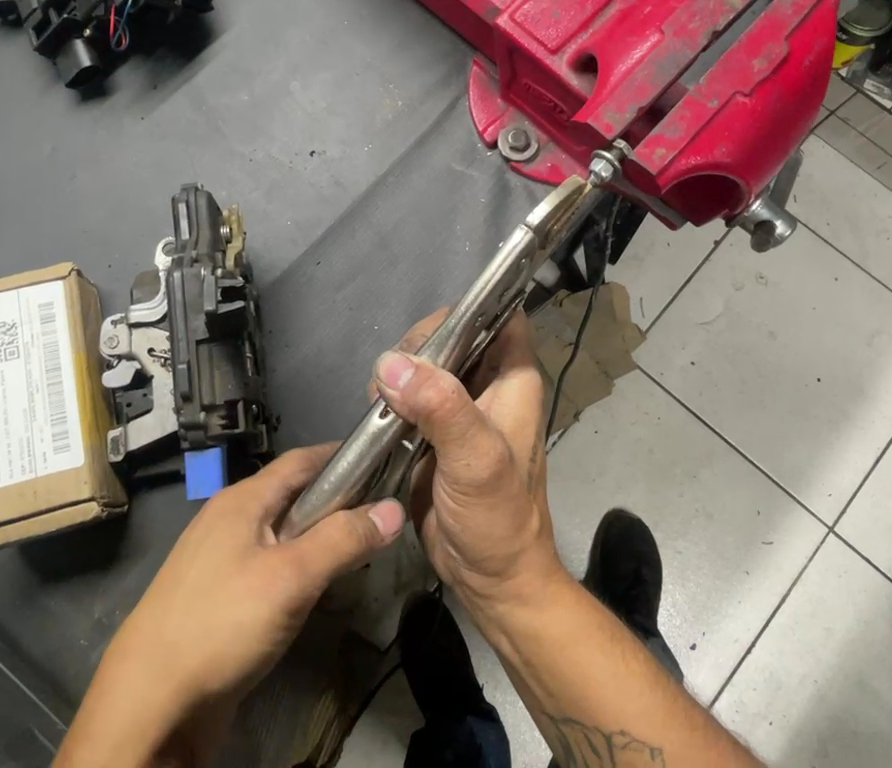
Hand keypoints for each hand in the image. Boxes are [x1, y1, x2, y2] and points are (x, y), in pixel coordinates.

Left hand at [64, 444, 405, 767]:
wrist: (150, 701)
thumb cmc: (222, 624)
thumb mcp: (292, 577)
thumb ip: (343, 540)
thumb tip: (395, 507)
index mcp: (242, 501)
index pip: (301, 460)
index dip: (342, 455)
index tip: (385, 459)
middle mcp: (228, 520)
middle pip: (291, 495)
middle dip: (337, 498)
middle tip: (382, 512)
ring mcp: (219, 560)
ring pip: (280, 533)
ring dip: (318, 535)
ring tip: (358, 549)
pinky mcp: (218, 597)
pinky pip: (268, 566)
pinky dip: (298, 566)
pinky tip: (315, 589)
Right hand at [374, 310, 568, 614]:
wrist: (491, 579)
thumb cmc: (498, 519)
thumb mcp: (476, 460)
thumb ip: (441, 408)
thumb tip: (391, 364)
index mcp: (514, 380)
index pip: (496, 316)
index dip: (464, 312)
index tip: (424, 337)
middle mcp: (490, 387)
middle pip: (452, 338)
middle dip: (417, 349)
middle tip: (391, 379)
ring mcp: (460, 411)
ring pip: (426, 367)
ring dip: (398, 376)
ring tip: (380, 403)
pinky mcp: (434, 434)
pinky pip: (409, 400)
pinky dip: (390, 402)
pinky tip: (377, 418)